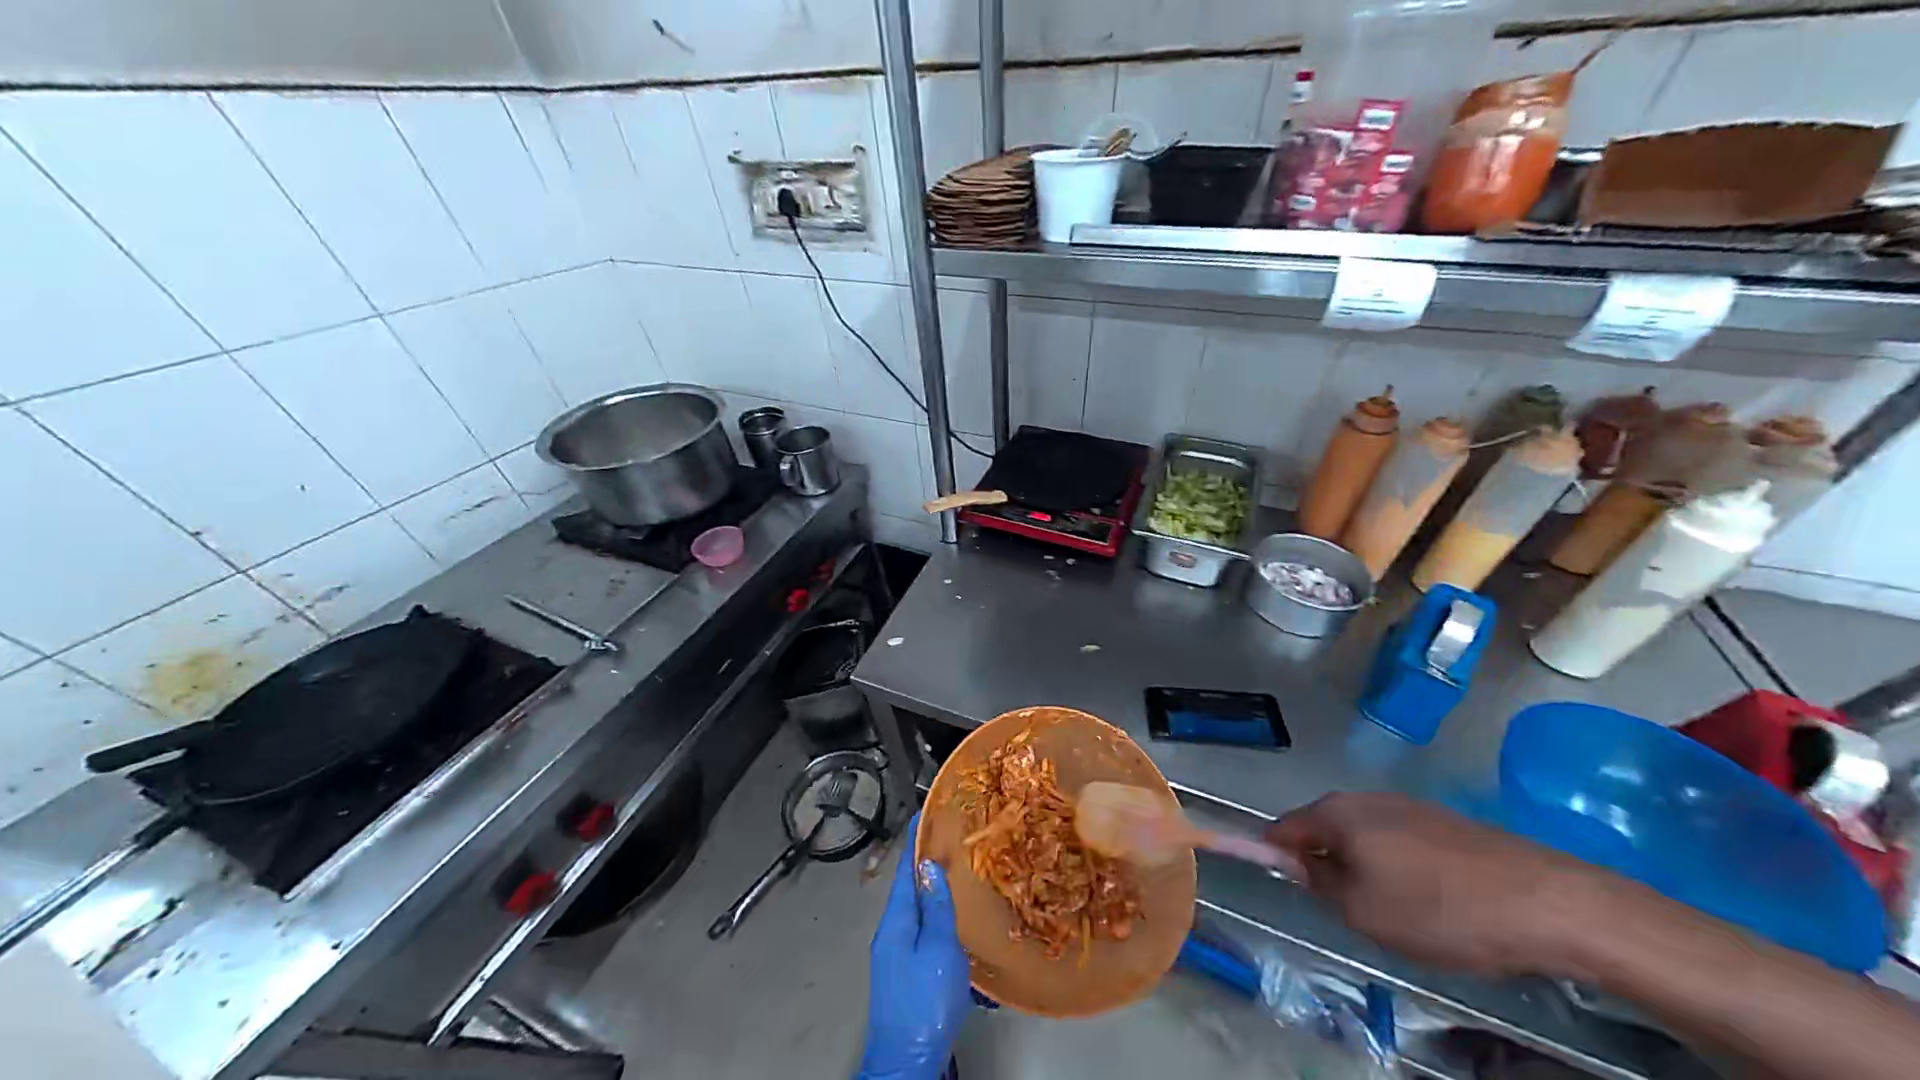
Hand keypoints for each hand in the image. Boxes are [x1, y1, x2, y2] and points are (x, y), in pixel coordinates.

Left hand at [858, 817, 971, 1079]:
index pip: (905, 869)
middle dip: (926, 862)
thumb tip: (928, 864)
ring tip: (955, 872)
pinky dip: (933, 913)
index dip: (915, 840)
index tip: (925, 812)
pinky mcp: (903, 971)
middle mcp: (890, 931)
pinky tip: (951, 919)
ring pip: (914, 909)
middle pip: (908, 887)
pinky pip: (918, 929)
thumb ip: (936, 907)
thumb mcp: (938, 949)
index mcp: (896, 920)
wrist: (906, 1060)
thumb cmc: (925, 1001)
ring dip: (931, 889)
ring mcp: (894, 953)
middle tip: (950, 839)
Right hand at [1266, 793, 1618, 977]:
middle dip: (1325, 864)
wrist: (1549, 903)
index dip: (1276, 856)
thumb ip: (1318, 883)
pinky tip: (1432, 903)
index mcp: (1336, 812)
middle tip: (1346, 909)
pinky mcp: (1445, 823)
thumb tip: (1300, 863)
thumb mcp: (1362, 911)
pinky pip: (1401, 843)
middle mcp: (1365, 798)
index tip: (1289, 888)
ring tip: (1393, 912)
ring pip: (1365, 838)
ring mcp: (1409, 806)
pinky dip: (1400, 868)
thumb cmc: (1439, 909)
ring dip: (1364, 868)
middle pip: (1324, 829)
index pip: (1283, 827)